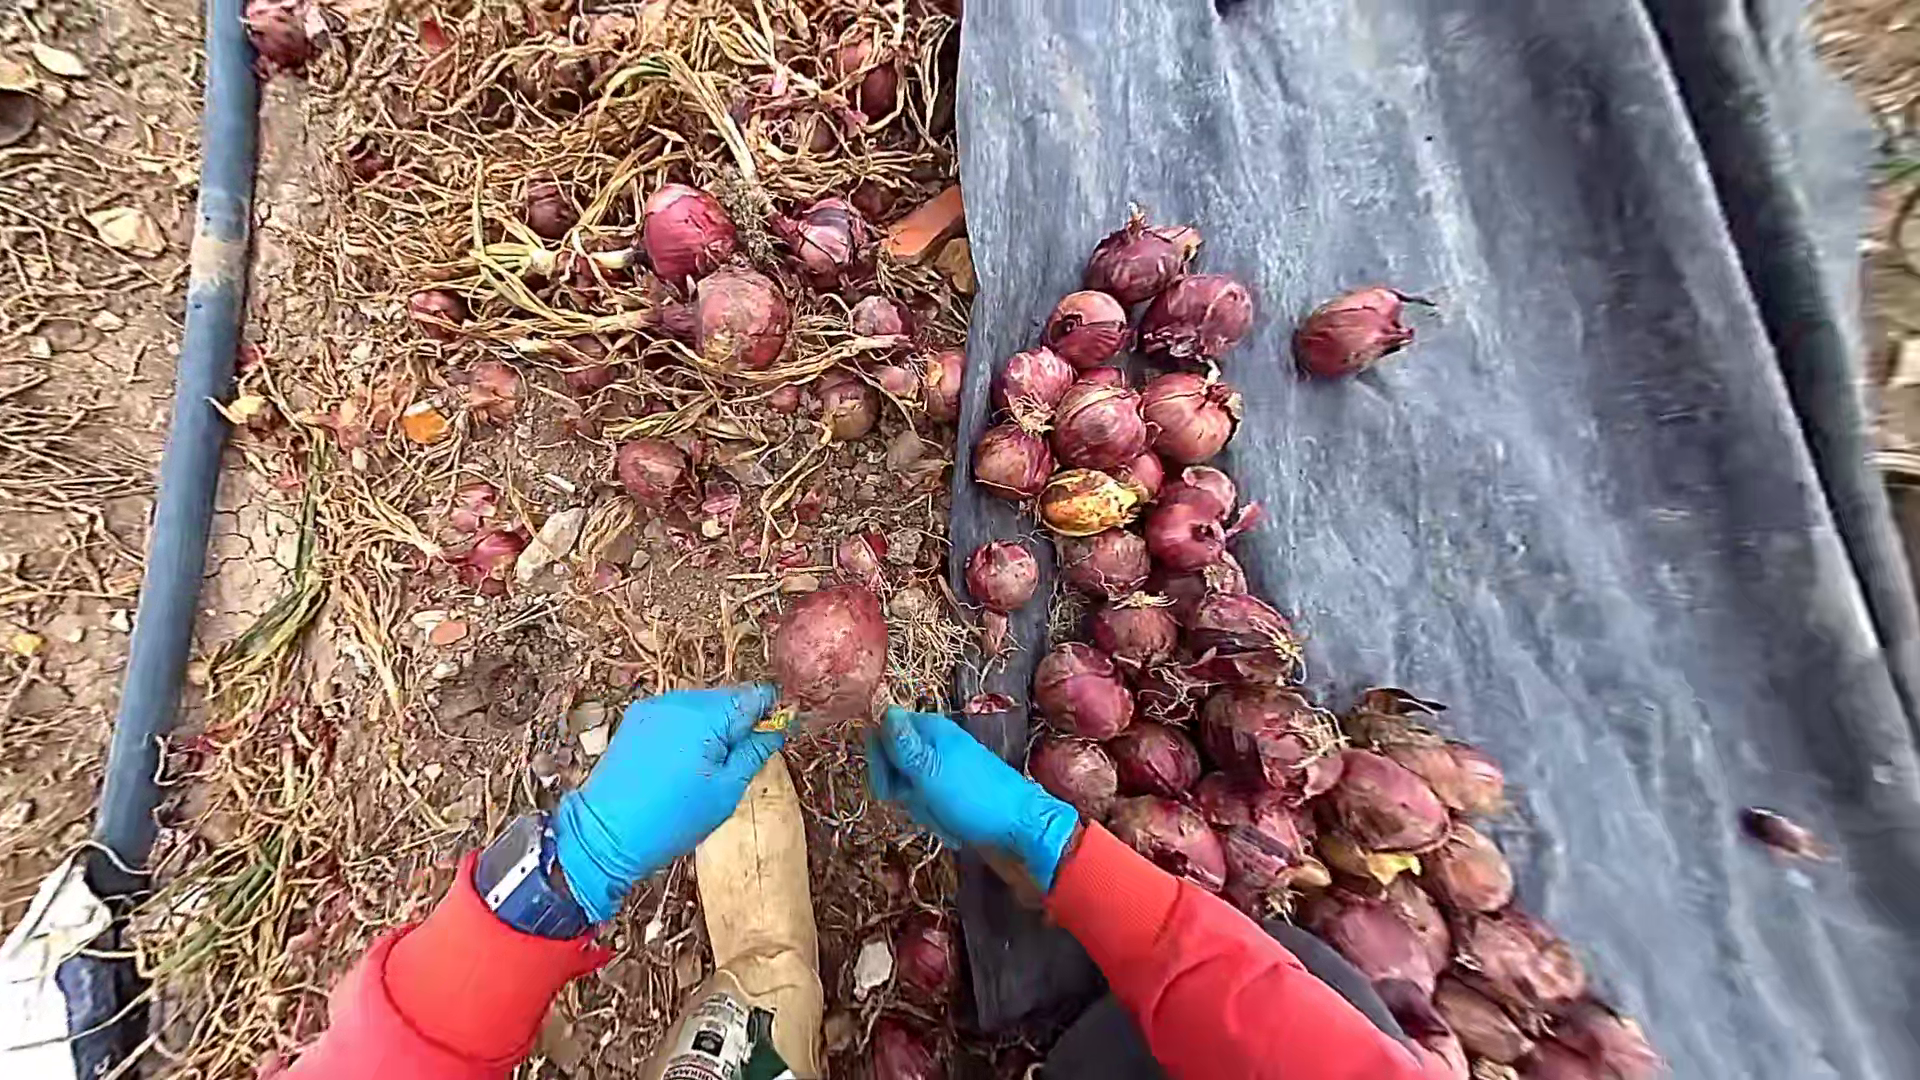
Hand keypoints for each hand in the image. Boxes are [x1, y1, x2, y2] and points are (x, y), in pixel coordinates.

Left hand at [553, 684, 783, 920]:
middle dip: (741, 722)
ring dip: (716, 725)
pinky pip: (681, 712)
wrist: (601, 839)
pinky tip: (684, 759)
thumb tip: (782, 725)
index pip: (755, 695)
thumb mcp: (727, 790)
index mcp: (706, 717)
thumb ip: (756, 750)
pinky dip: (692, 727)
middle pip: (730, 698)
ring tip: (707, 764)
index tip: (775, 733)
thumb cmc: (672, 820)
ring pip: (706, 704)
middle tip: (738, 760)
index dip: (771, 712)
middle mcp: (680, 701)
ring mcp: (656, 706)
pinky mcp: (639, 716)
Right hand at [867, 706, 1079, 889]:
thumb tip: (884, 710)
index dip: (879, 761)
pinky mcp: (953, 789)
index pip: (883, 732)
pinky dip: (934, 815)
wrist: (1019, 830)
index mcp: (931, 728)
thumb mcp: (929, 771)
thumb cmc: (974, 798)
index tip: (888, 787)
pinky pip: (927, 800)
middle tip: (918, 801)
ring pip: (908, 785)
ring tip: (940, 815)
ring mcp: (946, 766)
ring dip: (919, 807)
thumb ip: (902, 744)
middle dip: (900, 789)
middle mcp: (936, 742)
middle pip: (893, 761)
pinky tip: (949, 825)